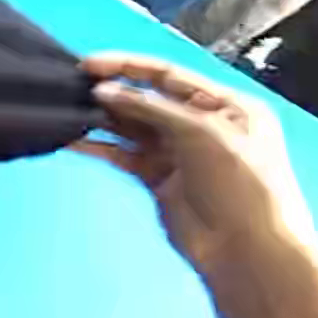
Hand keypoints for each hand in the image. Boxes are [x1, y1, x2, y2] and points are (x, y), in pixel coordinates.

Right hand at [78, 53, 317, 275]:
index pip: (166, 74)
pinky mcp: (155, 174)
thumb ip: (148, 107)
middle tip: (71, 85)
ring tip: (66, 108)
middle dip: (110, 91)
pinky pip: (119, 151)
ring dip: (99, 116)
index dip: (125, 65)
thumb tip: (101, 90)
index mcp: (225, 106)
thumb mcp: (201, 134)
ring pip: (128, 124)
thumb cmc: (241, 185)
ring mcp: (176, 150)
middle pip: (144, 97)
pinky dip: (96, 144)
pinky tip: (70, 139)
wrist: (251, 254)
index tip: (87, 64)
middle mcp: (200, 124)